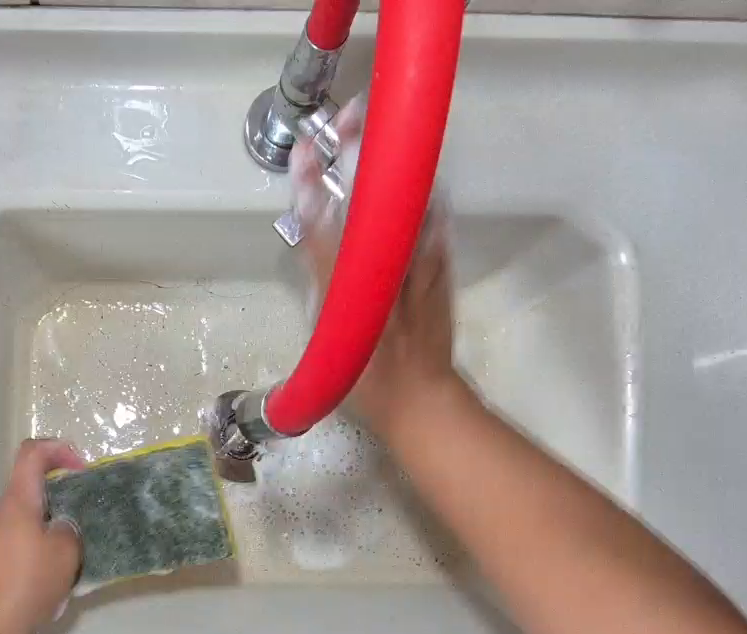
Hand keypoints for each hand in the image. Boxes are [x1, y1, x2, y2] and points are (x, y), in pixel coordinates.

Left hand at [0, 439, 84, 633]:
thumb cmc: (30, 582)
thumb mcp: (66, 550)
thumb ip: (71, 526)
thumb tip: (65, 524)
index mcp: (18, 500)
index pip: (32, 452)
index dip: (60, 449)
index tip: (83, 470)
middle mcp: (4, 510)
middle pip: (32, 479)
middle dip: (64, 484)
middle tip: (89, 503)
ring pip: (32, 507)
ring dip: (58, 512)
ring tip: (82, 534)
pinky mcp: (0, 554)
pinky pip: (27, 530)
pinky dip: (48, 534)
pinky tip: (64, 559)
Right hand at [290, 98, 471, 446]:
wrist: (419, 400)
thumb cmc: (364, 379)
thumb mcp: (328, 336)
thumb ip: (322, 287)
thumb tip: (314, 240)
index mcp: (344, 297)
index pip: (322, 235)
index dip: (312, 193)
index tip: (304, 156)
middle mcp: (380, 279)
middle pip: (367, 210)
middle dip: (357, 159)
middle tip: (348, 119)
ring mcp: (417, 273)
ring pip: (404, 212)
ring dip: (390, 167)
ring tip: (379, 129)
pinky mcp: (441, 275)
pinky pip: (435, 229)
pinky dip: (426, 199)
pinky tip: (421, 170)